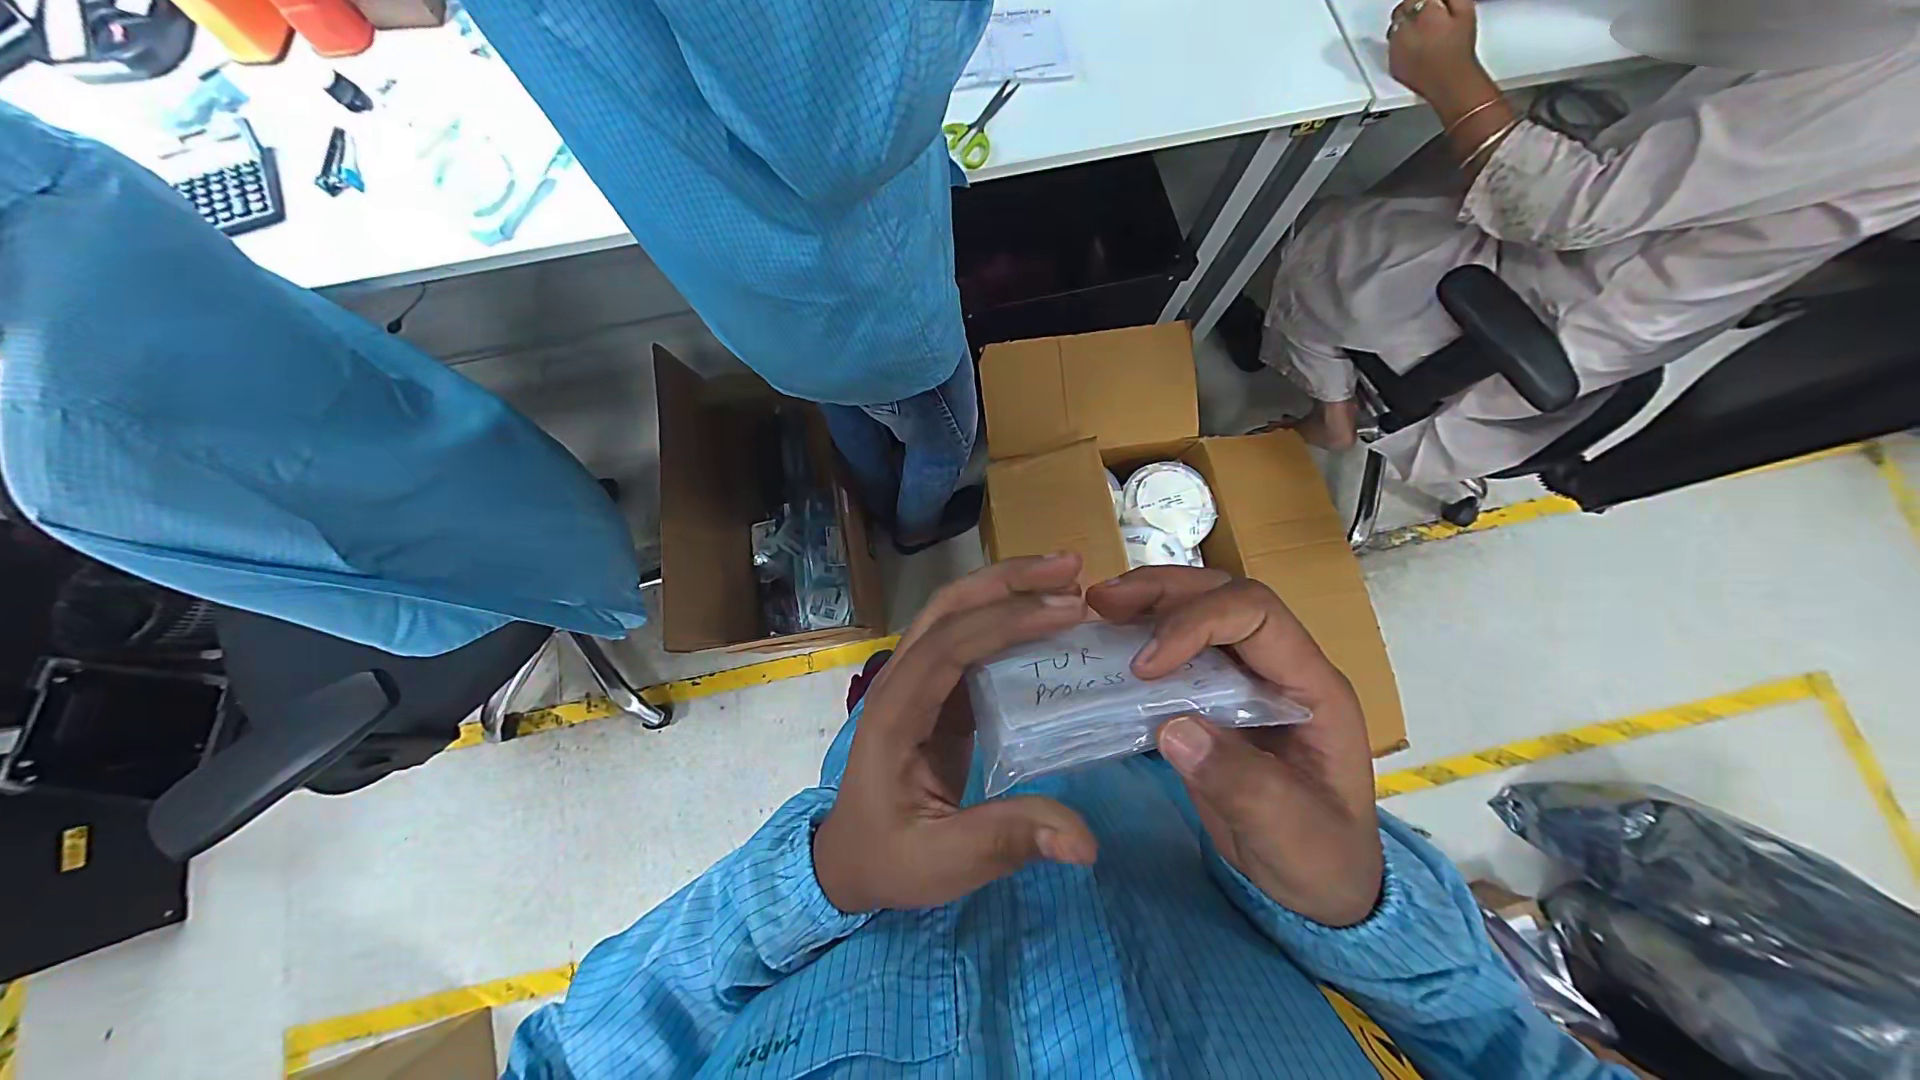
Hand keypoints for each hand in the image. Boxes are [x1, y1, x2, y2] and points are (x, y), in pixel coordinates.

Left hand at [813, 554, 1099, 912]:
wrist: (850, 857)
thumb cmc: (888, 857)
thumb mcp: (941, 862)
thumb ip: (1006, 841)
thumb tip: (1083, 841)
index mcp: (894, 713)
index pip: (947, 646)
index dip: (1005, 621)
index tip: (1067, 610)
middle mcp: (900, 681)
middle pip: (947, 608)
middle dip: (1008, 580)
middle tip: (1073, 568)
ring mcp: (916, 680)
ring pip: (956, 613)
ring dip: (1007, 588)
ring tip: (1067, 578)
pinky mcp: (936, 690)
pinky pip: (970, 640)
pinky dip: (1008, 619)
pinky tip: (1047, 619)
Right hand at [1087, 568, 1383, 926]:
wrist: (1315, 885)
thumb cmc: (1318, 858)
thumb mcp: (1289, 833)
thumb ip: (1239, 782)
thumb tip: (1173, 728)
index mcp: (1312, 686)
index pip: (1257, 615)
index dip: (1196, 624)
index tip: (1146, 666)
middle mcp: (1278, 666)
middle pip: (1225, 594)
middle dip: (1164, 590)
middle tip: (1102, 602)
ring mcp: (1245, 677)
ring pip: (1199, 608)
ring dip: (1148, 601)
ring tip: (1098, 607)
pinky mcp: (1213, 694)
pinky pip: (1177, 646)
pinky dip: (1139, 635)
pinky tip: (1106, 640)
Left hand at [1387, 0, 1493, 111]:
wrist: (1448, 80)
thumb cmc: (1458, 48)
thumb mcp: (1465, 10)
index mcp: (1423, 14)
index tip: (1429, 2)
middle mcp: (1404, 31)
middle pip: (1400, 10)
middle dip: (1410, 6)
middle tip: (1424, 9)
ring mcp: (1395, 49)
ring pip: (1393, 28)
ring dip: (1403, 24)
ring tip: (1419, 28)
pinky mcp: (1392, 64)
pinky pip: (1391, 47)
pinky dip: (1399, 42)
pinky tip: (1414, 45)